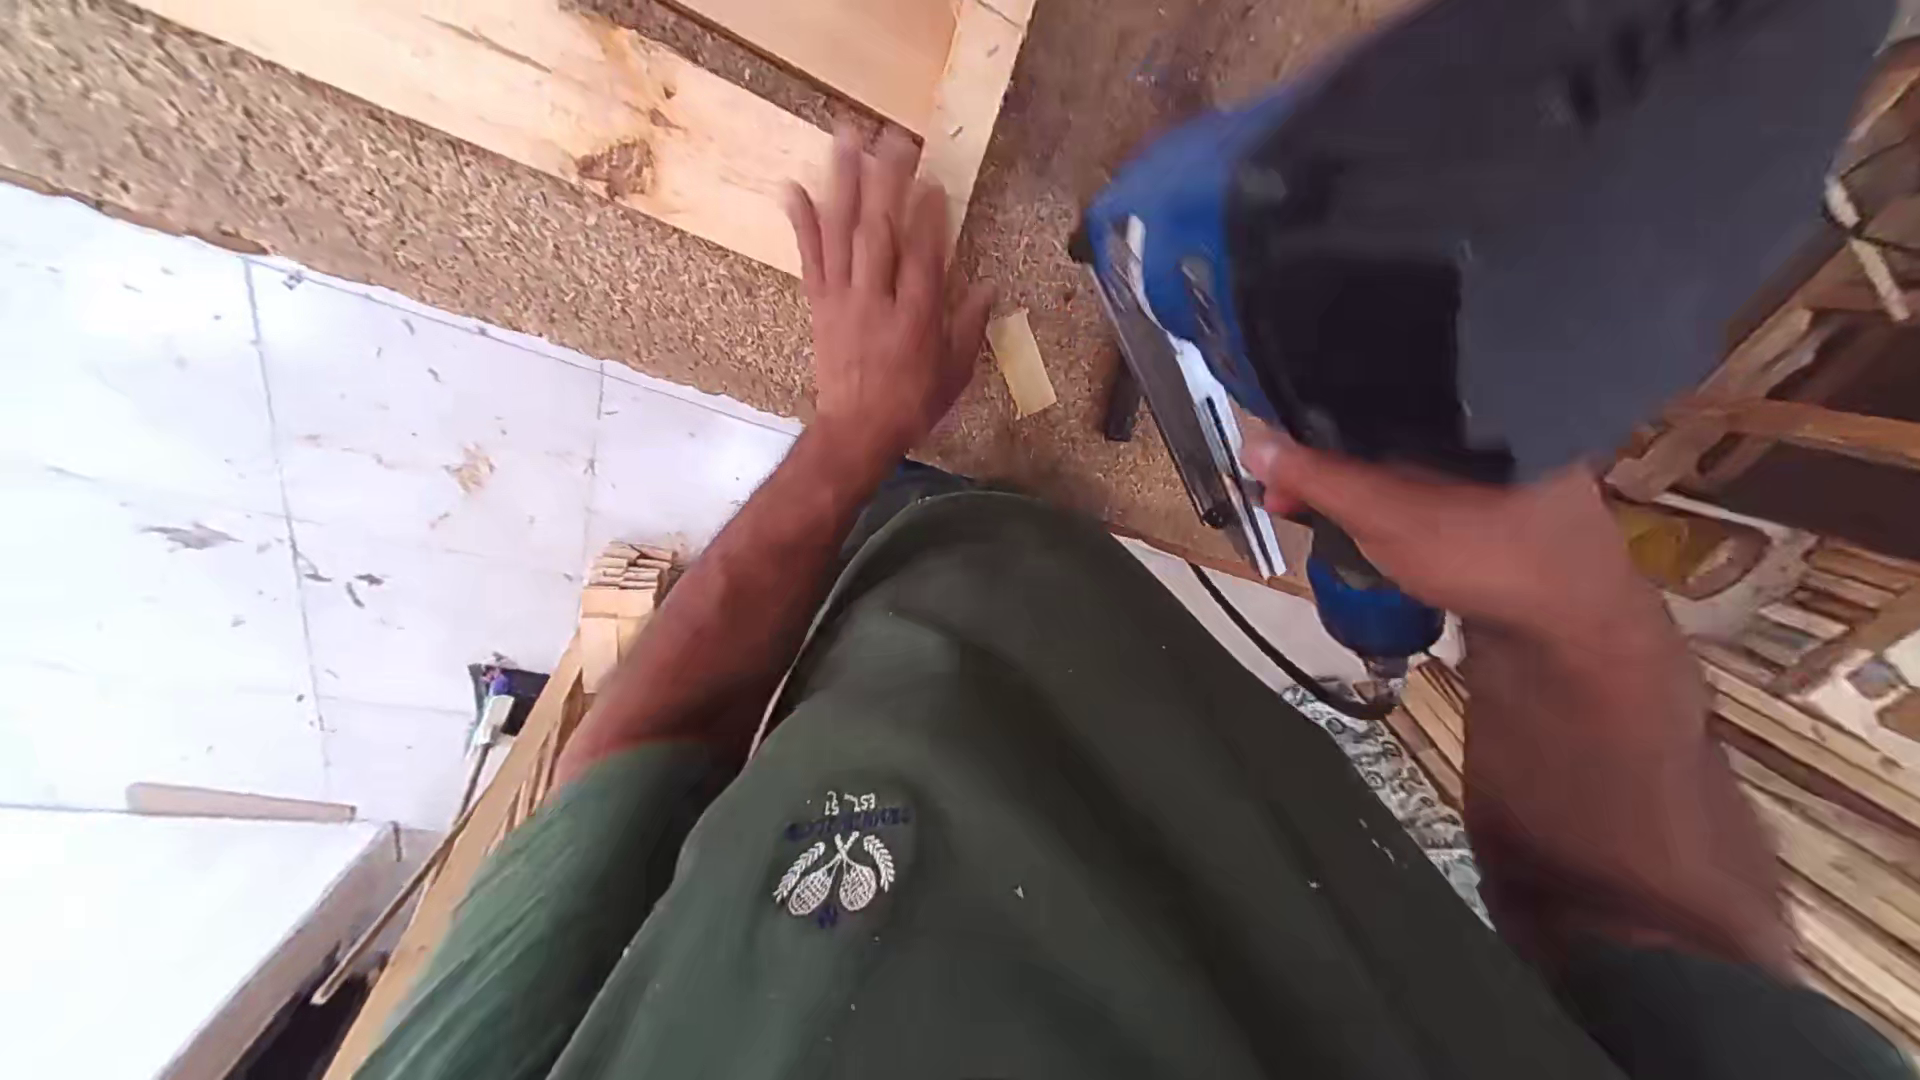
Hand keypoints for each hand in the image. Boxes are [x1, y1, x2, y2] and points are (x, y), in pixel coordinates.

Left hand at [784, 125, 994, 463]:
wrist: (857, 430)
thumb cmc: (910, 405)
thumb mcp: (953, 374)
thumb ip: (968, 328)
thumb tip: (989, 288)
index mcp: (916, 318)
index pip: (924, 256)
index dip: (929, 216)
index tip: (934, 181)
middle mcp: (878, 300)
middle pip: (881, 231)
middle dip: (888, 180)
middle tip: (893, 136)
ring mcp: (844, 300)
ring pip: (843, 235)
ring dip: (844, 184)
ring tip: (845, 138)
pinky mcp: (820, 306)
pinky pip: (811, 260)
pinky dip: (802, 224)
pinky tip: (794, 188)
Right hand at [1241, 424, 1650, 641]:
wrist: (1565, 631)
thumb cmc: (1484, 556)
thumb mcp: (1387, 516)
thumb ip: (1319, 479)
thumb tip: (1254, 443)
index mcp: (1473, 405)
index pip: (1375, 389)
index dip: (1314, 417)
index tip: (1275, 450)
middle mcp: (1482, 427)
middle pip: (1377, 428)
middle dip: (1318, 461)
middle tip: (1280, 493)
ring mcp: (1486, 466)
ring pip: (1391, 460)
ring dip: (1340, 483)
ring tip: (1299, 505)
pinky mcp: (1481, 499)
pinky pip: (1408, 483)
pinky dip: (1371, 497)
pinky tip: (1347, 515)